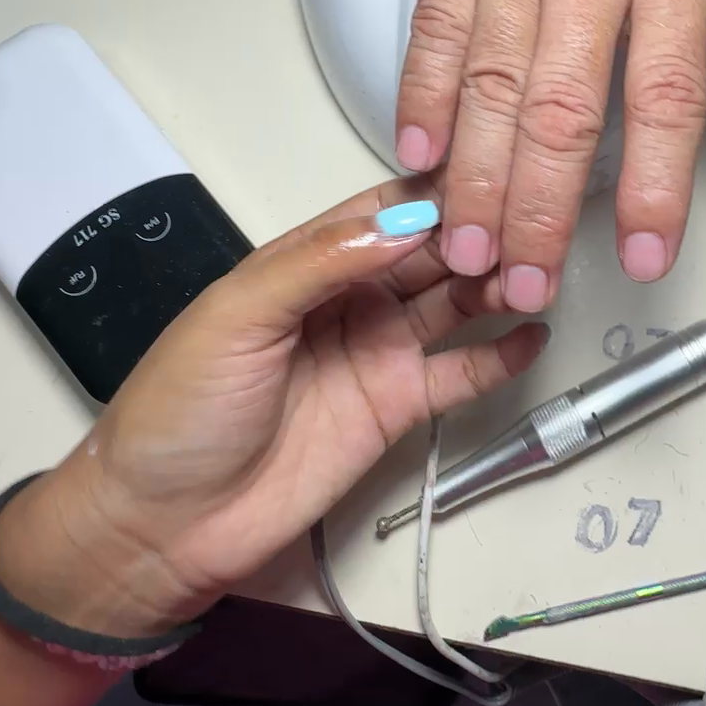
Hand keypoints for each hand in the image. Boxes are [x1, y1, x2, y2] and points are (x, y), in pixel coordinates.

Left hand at [0, 177, 547, 637]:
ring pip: (454, 306)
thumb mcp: (236, 316)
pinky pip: (460, 373)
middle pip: (431, 255)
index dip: (436, 196)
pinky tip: (534, 337)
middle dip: (477, 240)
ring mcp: (382, 351)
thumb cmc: (183, 406)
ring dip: (495, 289)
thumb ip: (319, 263)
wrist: (167, 525)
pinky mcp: (401, 405)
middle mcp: (356, 298)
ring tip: (538, 280)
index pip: (386, 211)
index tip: (489, 180)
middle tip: (526, 234)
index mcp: (311, 261)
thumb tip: (408, 223)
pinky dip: (500, 356)